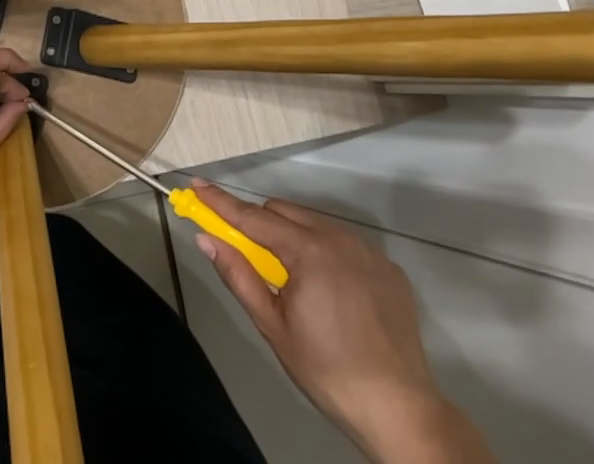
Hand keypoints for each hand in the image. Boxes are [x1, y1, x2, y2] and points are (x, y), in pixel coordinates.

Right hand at [192, 182, 476, 459]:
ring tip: (287, 278)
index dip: (221, 202)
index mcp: (309, 252)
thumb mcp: (271, 324)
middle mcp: (341, 240)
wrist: (397, 406)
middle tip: (241, 248)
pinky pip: (344, 245)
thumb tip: (206, 238)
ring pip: (315, 225)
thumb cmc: (324, 368)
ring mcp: (369, 253)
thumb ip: (238, 274)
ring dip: (290, 236)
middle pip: (284, 212)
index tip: (196, 186)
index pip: (253, 217)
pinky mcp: (388, 269)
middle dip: (257, 222)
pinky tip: (326, 291)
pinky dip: (323, 253)